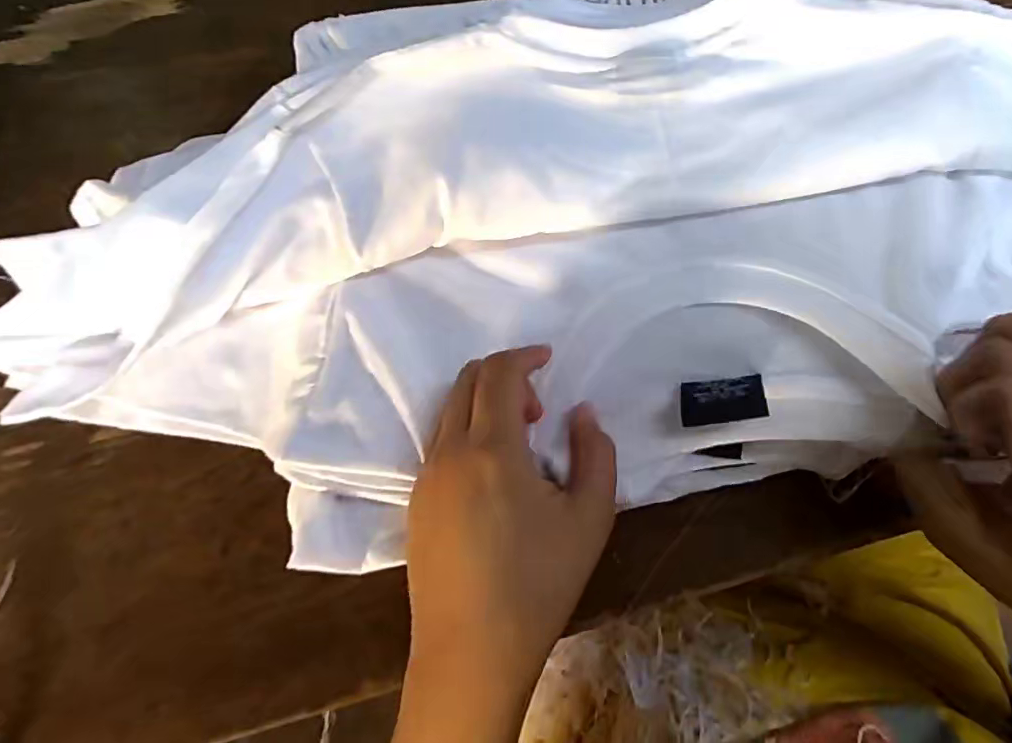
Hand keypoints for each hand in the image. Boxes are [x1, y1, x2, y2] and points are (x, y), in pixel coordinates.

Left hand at [397, 346, 617, 742]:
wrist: (471, 655)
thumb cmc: (539, 582)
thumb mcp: (591, 516)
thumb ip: (596, 452)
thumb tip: (581, 413)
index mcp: (491, 449)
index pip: (498, 373)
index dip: (525, 355)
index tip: (549, 357)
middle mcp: (449, 453)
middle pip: (466, 380)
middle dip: (505, 375)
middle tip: (539, 409)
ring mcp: (425, 479)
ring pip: (448, 410)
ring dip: (484, 403)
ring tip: (520, 442)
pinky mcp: (415, 504)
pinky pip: (440, 441)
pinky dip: (468, 430)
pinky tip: (495, 474)